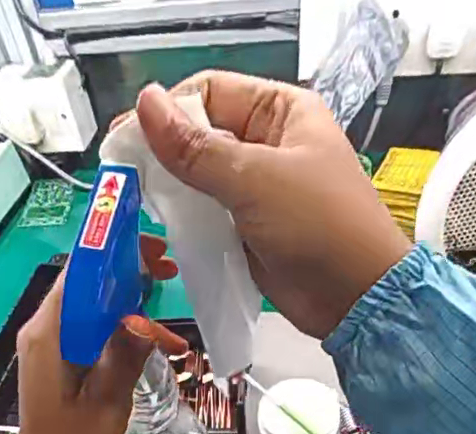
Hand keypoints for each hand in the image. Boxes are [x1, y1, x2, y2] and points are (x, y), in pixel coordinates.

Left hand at [14, 234, 186, 433]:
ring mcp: (49, 341)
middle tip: (167, 267)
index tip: (148, 246)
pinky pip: (88, 323)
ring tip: (163, 290)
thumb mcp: (105, 404)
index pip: (77, 275)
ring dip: (124, 294)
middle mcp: (43, 330)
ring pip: (89, 301)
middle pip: (84, 282)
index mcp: (48, 336)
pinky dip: (116, 319)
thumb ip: (122, 359)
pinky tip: (144, 326)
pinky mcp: (58, 353)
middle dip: (125, 270)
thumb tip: (141, 320)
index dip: (111, 253)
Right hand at [133, 72, 411, 339]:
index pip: (211, 94)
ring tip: (136, 198)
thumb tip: (146, 105)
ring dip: (173, 190)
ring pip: (202, 181)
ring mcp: (257, 192)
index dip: (169, 110)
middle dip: (165, 152)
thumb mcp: (255, 180)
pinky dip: (187, 221)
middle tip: (123, 171)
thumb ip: (196, 150)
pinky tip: (162, 226)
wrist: (352, 297)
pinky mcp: (248, 232)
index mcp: (280, 113)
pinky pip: (209, 218)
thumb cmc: (319, 226)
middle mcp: (267, 147)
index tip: (128, 136)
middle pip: (202, 137)